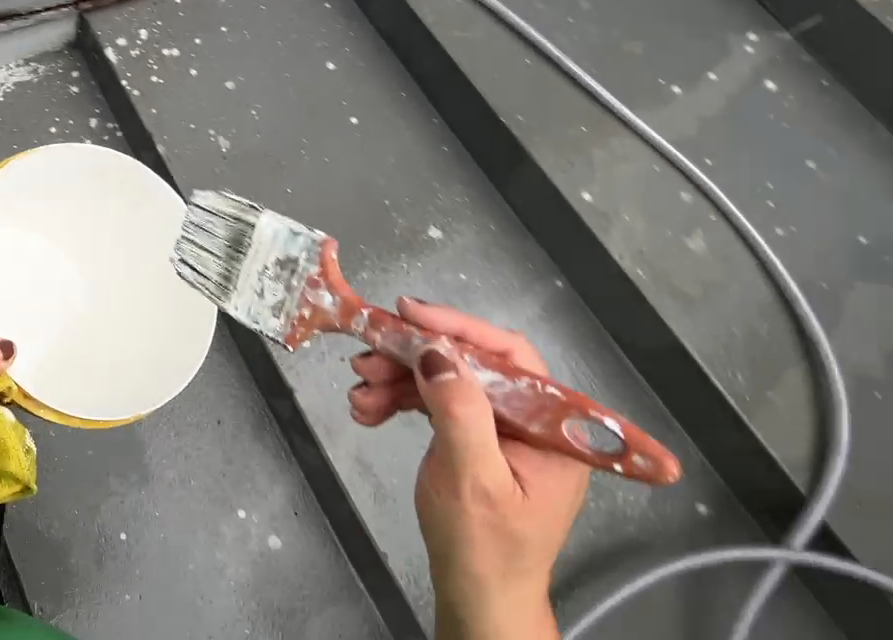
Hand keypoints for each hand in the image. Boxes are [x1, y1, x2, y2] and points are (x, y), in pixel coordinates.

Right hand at [347, 298, 587, 639]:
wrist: (476, 594)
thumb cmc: (484, 545)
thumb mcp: (472, 478)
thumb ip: (459, 412)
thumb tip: (436, 352)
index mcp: (551, 429)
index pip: (510, 357)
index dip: (459, 328)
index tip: (408, 314)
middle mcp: (528, 421)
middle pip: (466, 365)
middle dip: (411, 360)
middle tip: (364, 360)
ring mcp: (498, 429)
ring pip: (442, 380)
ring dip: (394, 380)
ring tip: (358, 391)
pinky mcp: (470, 437)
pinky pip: (430, 403)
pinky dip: (395, 400)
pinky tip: (367, 409)